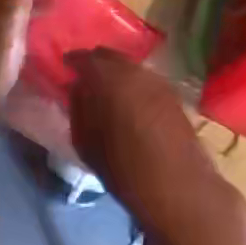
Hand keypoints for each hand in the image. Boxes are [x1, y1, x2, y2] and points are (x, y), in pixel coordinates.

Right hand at [67, 49, 235, 236]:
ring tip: (107, 91)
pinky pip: (146, 80)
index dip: (72, 61)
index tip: (65, 69)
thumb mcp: (86, 142)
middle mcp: (134, 70)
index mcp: (108, 77)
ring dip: (117, 73)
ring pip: (130, 67)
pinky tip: (129, 102)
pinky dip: (134, 84)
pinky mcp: (174, 95)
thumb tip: (78, 88)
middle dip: (96, 63)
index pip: (84, 57)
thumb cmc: (124, 168)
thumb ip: (78, 108)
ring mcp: (158, 80)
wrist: (180, 188)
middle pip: (110, 56)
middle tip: (85, 78)